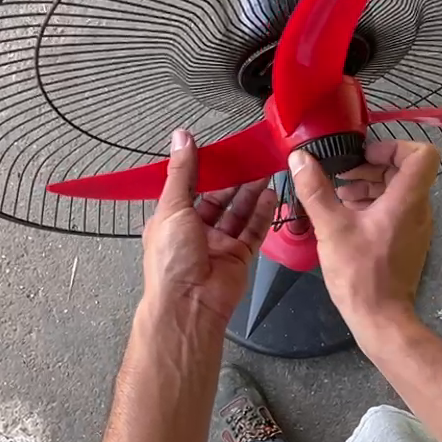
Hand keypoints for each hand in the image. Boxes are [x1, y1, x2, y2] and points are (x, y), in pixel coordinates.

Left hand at [140, 129, 276, 327]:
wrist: (189, 303)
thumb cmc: (171, 260)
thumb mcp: (172, 207)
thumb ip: (182, 172)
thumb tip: (181, 138)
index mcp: (172, 219)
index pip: (190, 186)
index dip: (205, 168)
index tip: (221, 150)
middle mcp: (195, 232)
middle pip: (218, 198)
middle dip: (233, 178)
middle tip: (250, 157)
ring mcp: (219, 244)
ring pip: (238, 212)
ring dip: (251, 192)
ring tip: (264, 170)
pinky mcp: (239, 256)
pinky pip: (253, 231)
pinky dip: (262, 214)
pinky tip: (270, 196)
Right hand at [287, 139, 438, 339]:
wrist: (381, 318)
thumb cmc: (360, 274)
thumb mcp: (331, 227)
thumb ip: (315, 189)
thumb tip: (300, 158)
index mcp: (407, 200)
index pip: (422, 154)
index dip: (394, 146)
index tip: (365, 156)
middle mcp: (419, 211)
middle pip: (406, 171)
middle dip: (373, 167)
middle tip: (343, 175)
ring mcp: (417, 229)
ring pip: (400, 193)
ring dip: (371, 187)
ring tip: (340, 197)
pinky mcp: (409, 243)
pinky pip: (397, 213)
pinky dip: (375, 207)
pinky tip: (347, 218)